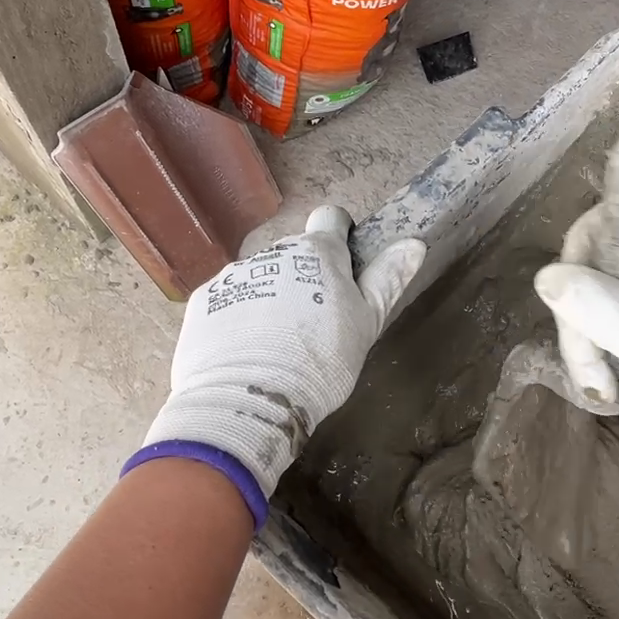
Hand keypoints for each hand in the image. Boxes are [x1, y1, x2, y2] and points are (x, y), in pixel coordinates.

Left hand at [125, 206, 424, 526]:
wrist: (248, 400)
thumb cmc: (322, 360)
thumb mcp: (367, 322)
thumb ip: (388, 279)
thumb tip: (414, 242)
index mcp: (318, 252)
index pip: (330, 218)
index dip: (339, 236)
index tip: (343, 266)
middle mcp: (274, 251)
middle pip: (294, 252)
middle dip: (304, 274)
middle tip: (313, 320)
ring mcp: (234, 274)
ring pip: (262, 275)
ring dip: (271, 294)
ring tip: (276, 341)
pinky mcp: (204, 300)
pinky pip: (228, 299)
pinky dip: (239, 316)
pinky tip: (245, 350)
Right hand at [533, 236, 618, 583]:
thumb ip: (603, 308)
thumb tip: (547, 277)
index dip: (586, 260)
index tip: (580, 313)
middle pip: (599, 258)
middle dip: (582, 314)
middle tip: (595, 367)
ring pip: (591, 288)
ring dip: (583, 339)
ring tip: (603, 383)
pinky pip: (598, 312)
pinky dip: (591, 347)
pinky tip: (608, 381)